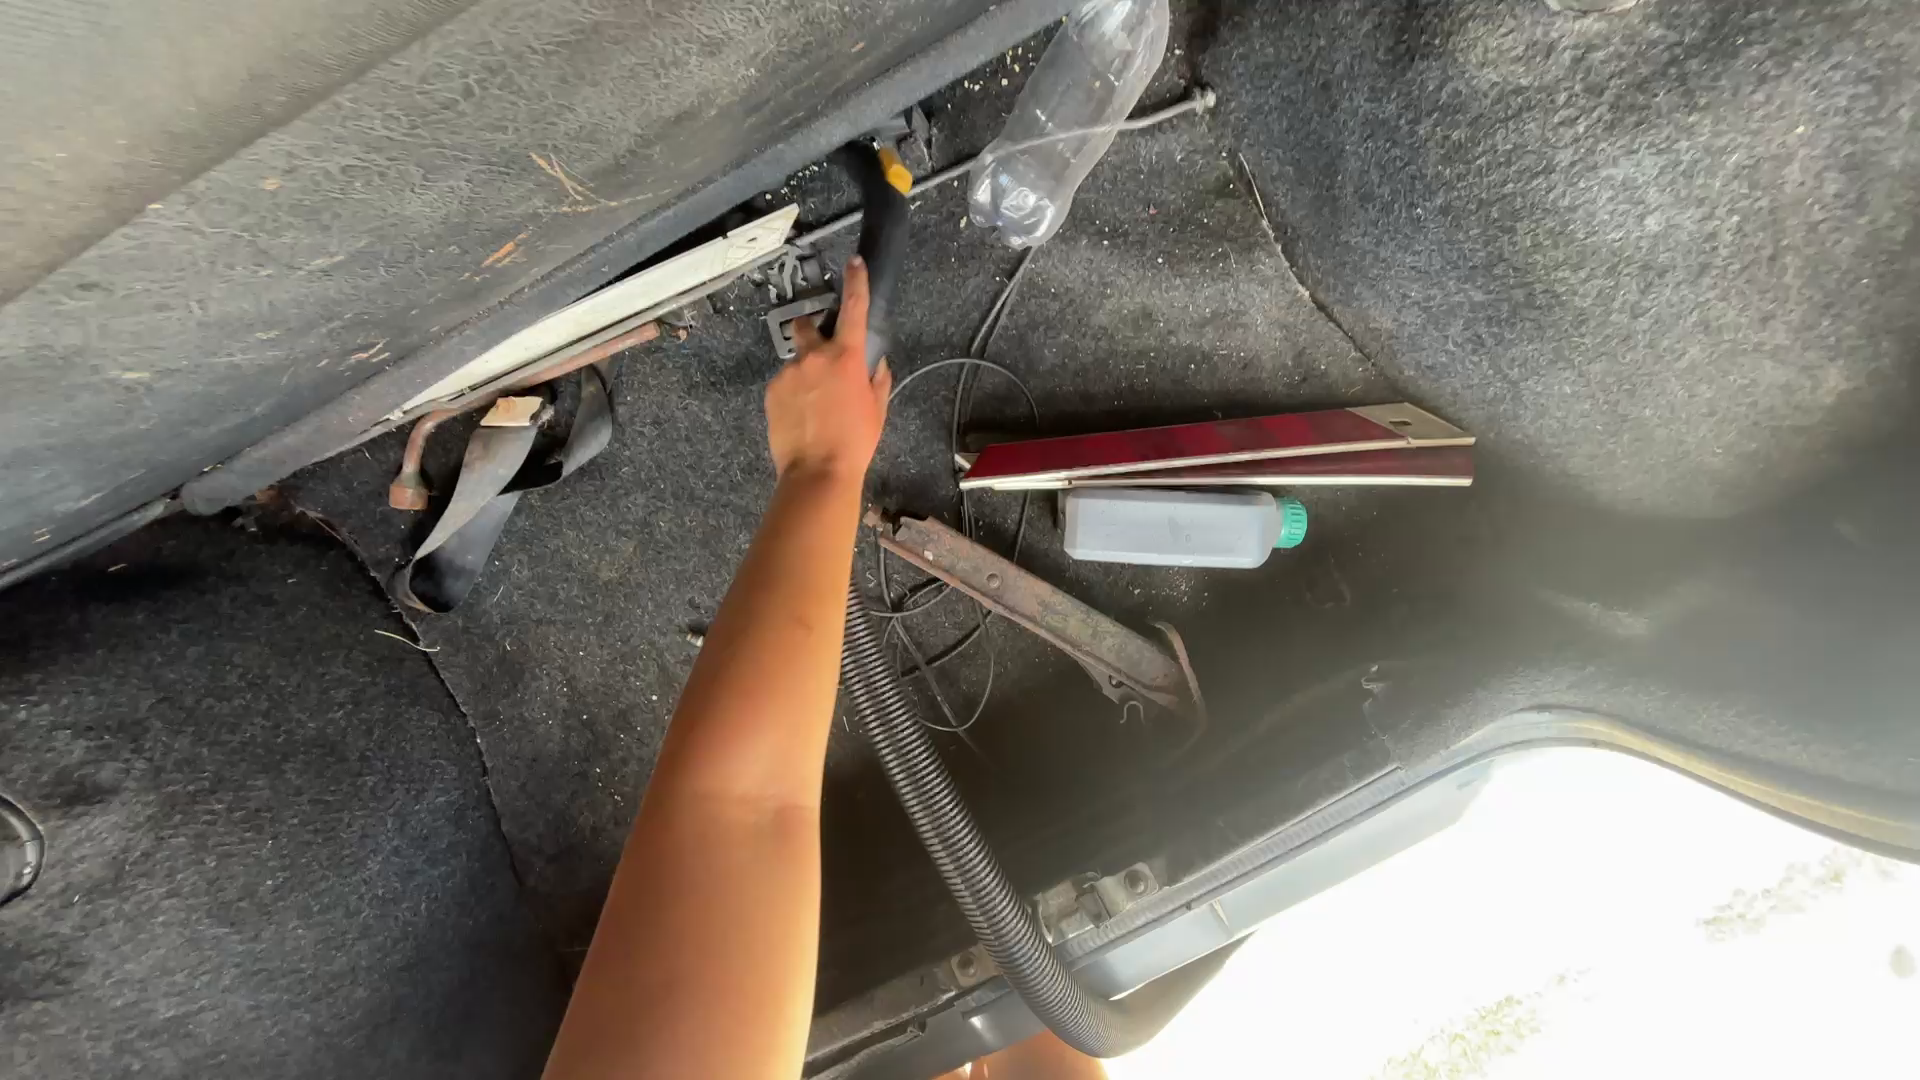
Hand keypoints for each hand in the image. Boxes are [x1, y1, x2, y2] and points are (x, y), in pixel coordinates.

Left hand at [765, 256, 892, 481]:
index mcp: (846, 357)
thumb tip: (875, 364)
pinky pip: (784, 383)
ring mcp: (789, 372)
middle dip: (811, 332)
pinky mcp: (772, 390)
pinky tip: (800, 417)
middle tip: (820, 357)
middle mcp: (814, 356)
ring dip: (804, 371)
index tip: (854, 263)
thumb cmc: (855, 442)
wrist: (818, 471)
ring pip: (796, 360)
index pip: (854, 309)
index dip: (856, 282)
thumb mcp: (877, 410)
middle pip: (805, 325)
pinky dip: (792, 393)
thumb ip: (877, 380)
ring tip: (812, 404)